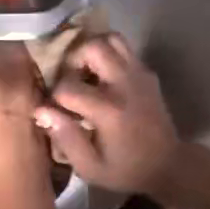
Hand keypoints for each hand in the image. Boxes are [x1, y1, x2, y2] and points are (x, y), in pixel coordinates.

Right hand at [37, 33, 181, 195]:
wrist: (168, 164)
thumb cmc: (126, 169)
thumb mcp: (90, 167)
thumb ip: (65, 137)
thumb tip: (41, 110)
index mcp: (109, 110)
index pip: (68, 86)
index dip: (55, 96)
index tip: (56, 108)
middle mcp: (125, 84)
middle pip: (93, 47)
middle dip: (74, 59)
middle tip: (70, 78)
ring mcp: (140, 74)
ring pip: (112, 38)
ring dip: (94, 49)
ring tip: (87, 71)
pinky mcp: (148, 72)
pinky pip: (126, 49)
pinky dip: (110, 54)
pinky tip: (104, 77)